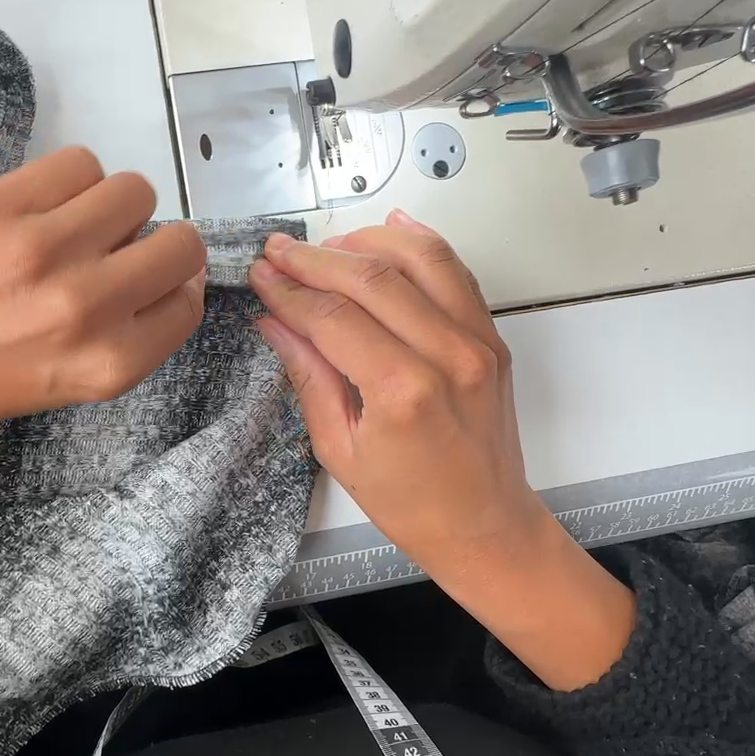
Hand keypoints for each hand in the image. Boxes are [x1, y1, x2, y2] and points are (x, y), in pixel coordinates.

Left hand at [0, 147, 206, 518]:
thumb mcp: (73, 386)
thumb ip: (130, 336)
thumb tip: (169, 272)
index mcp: (110, 364)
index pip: (188, 304)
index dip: (174, 290)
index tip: (150, 287)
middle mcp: (90, 305)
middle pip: (180, 243)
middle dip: (159, 248)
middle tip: (115, 256)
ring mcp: (45, 247)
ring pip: (135, 192)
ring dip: (116, 210)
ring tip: (75, 228)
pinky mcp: (3, 203)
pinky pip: (81, 163)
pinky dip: (74, 182)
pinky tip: (44, 208)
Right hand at [249, 211, 538, 581]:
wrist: (485, 527)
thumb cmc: (413, 505)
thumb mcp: (339, 450)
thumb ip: (309, 376)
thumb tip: (276, 323)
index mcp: (402, 392)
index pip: (332, 316)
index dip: (289, 290)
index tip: (262, 275)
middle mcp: (448, 356)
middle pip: (371, 278)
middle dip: (315, 259)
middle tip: (279, 251)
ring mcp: (478, 342)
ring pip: (420, 258)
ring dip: (366, 241)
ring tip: (326, 244)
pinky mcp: (492, 338)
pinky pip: (456, 272)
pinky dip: (422, 243)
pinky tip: (390, 228)